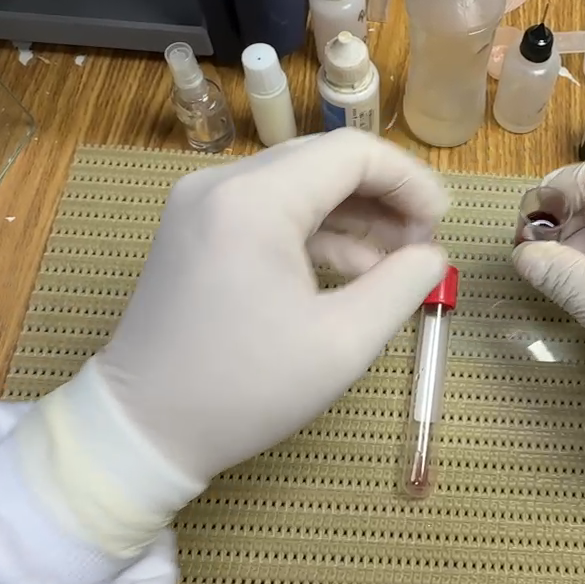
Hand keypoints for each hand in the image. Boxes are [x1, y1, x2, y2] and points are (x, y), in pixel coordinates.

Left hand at [13, 131, 448, 556]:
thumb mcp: (342, 343)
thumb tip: (432, 255)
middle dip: (384, 195)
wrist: (141, 430)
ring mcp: (204, 202)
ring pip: (300, 183)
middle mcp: (223, 183)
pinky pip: (272, 208)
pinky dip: (317, 229)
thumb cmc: (243, 390)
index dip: (408, 180)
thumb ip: (401, 286)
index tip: (443, 219)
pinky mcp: (198, 226)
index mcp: (254, 201)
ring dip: (354, 213)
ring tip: (397, 260)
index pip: (351, 154)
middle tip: (424, 241)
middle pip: (325, 161)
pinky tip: (353, 268)